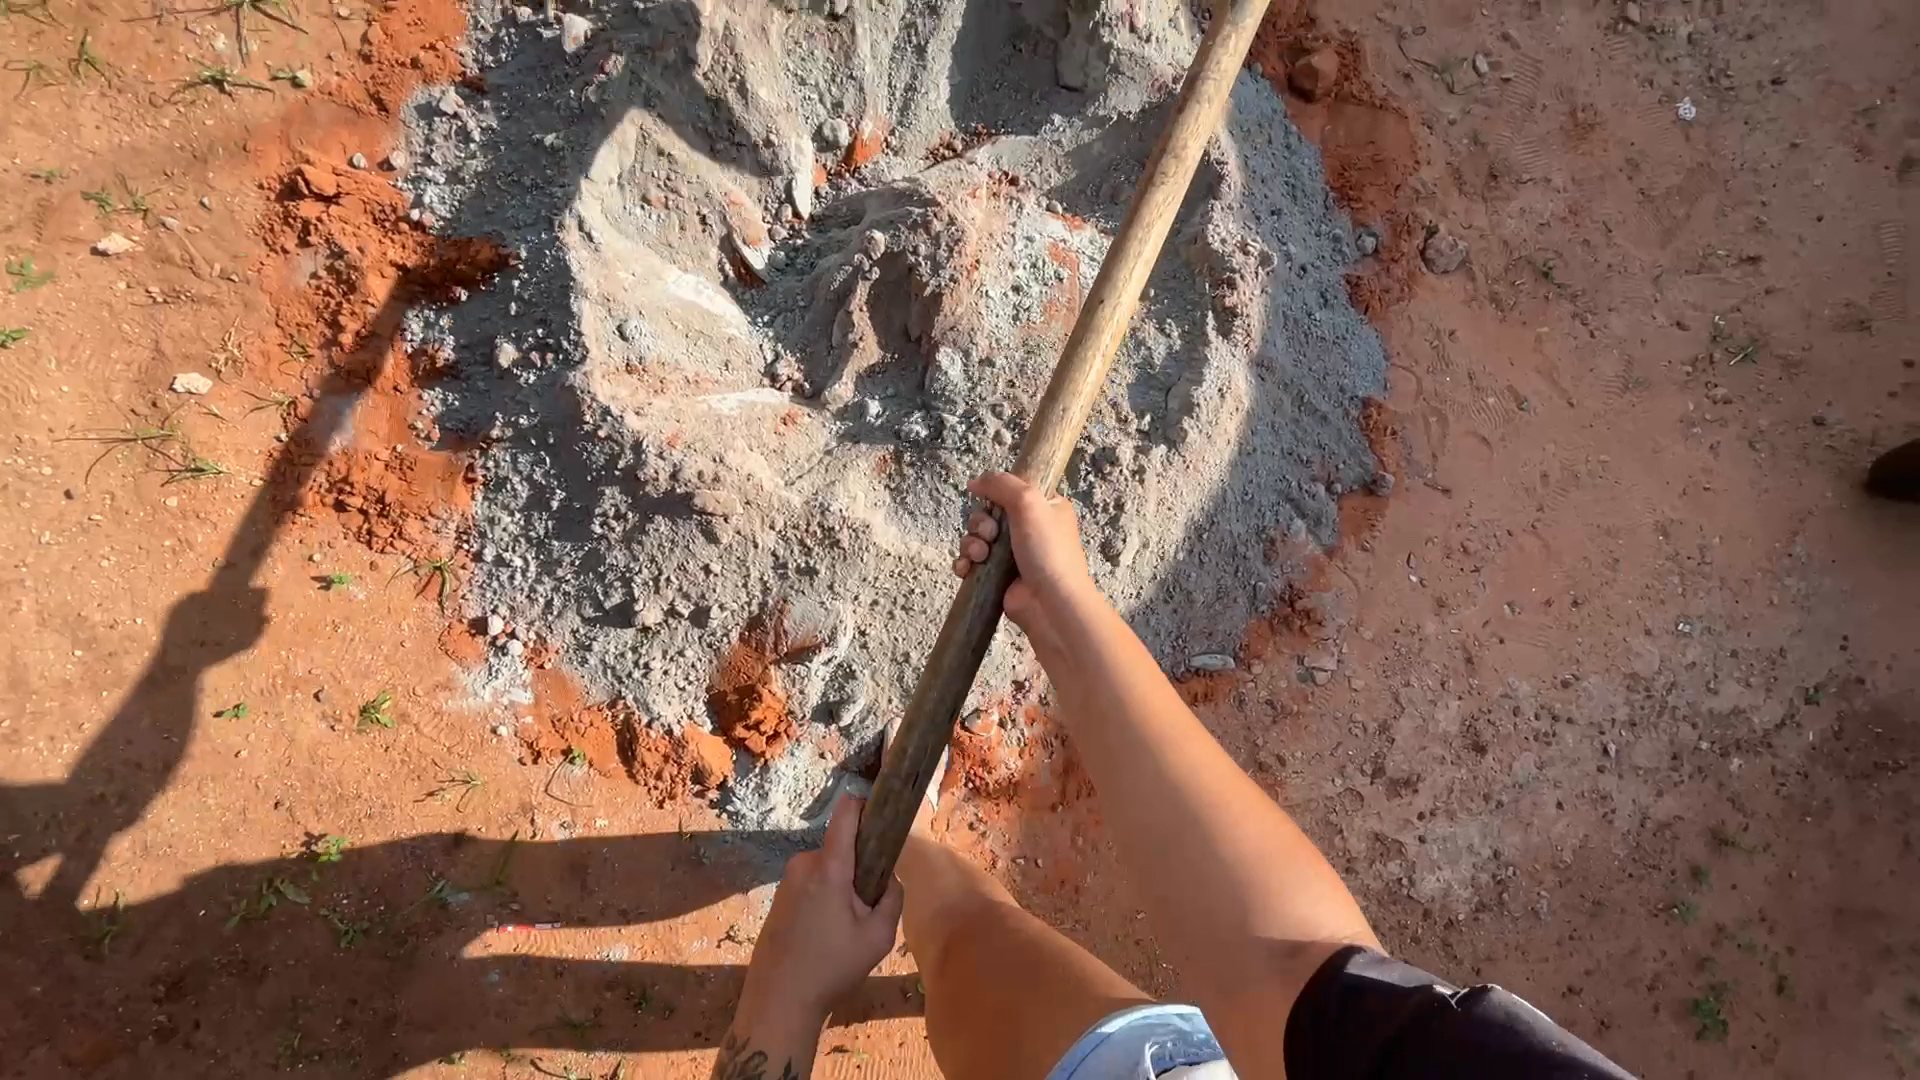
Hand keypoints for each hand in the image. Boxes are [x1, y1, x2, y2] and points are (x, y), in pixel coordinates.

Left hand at [737, 796, 903, 1024]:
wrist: (778, 1002)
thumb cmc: (830, 968)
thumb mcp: (877, 938)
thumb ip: (893, 899)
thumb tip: (891, 879)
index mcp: (828, 867)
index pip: (846, 814)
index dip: (864, 804)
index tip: (881, 810)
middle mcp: (804, 864)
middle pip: (841, 847)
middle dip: (859, 867)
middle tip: (867, 905)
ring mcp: (788, 880)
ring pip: (828, 868)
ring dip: (840, 886)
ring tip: (844, 928)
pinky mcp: (779, 896)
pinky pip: (812, 883)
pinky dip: (824, 897)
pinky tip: (824, 934)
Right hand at [952, 471, 1095, 648]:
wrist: (1050, 603)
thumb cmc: (1047, 550)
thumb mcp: (1029, 501)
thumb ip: (1001, 483)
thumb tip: (975, 482)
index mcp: (1044, 507)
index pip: (1011, 490)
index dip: (996, 494)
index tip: (991, 501)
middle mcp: (1028, 529)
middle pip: (987, 514)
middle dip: (980, 524)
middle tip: (990, 535)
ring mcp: (1012, 554)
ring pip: (976, 538)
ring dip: (971, 545)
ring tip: (980, 556)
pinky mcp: (997, 576)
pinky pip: (971, 562)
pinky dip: (965, 563)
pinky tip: (966, 569)